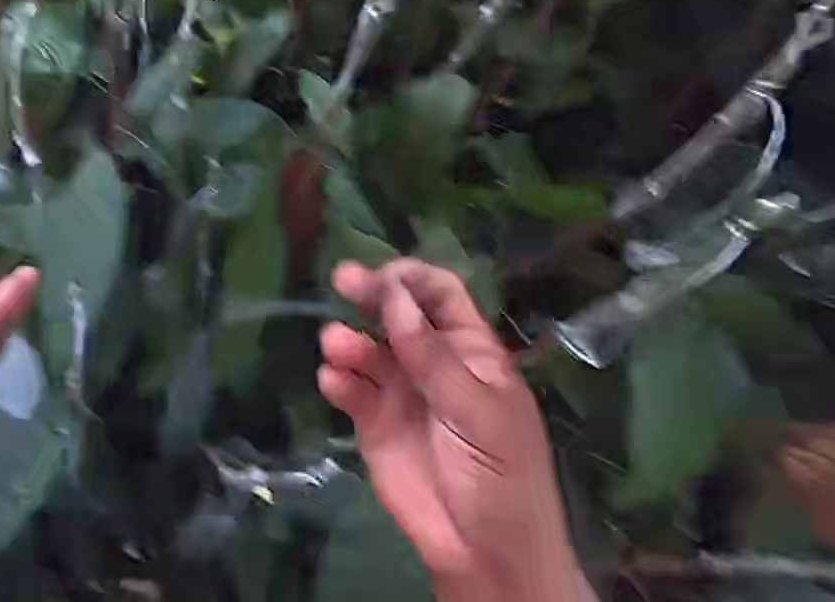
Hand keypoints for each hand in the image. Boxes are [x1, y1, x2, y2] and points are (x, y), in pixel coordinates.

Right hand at [319, 260, 591, 601]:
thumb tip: (394, 297)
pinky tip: (332, 382)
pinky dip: (338, 380)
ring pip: (368, 347)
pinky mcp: (373, 421)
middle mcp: (429, 358)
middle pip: (396, 310)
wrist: (486, 557)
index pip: (439, 293)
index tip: (384, 277)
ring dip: (349, 340)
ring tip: (334, 344)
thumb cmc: (502, 474)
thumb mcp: (477, 411)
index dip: (412, 278)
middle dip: (370, 292)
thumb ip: (433, 356)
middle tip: (342, 279)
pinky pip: (351, 389)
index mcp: (468, 347)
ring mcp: (399, 388)